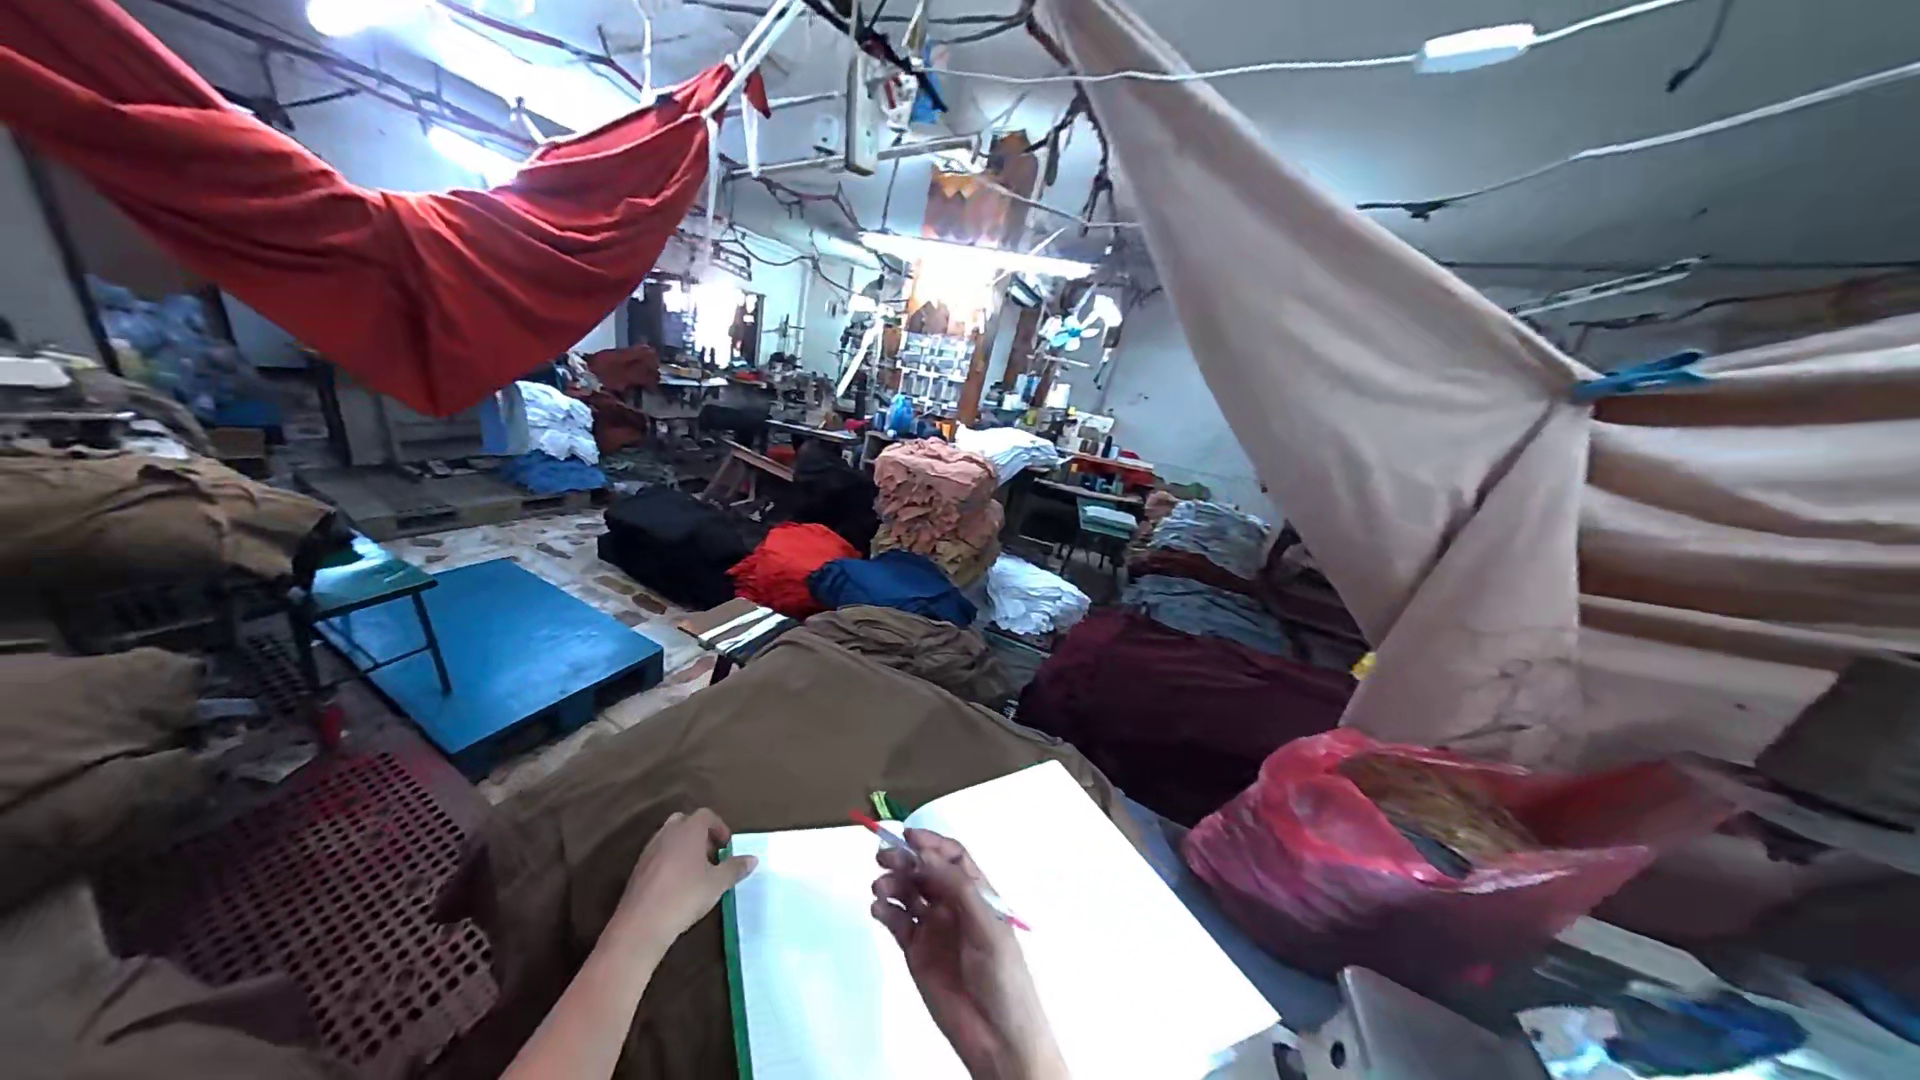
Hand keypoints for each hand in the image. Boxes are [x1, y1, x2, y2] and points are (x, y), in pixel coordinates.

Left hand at [609, 809, 756, 952]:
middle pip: (685, 822)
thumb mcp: (717, 884)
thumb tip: (752, 859)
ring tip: (695, 870)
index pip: (706, 815)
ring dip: (684, 847)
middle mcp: (667, 834)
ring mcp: (649, 851)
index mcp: (688, 831)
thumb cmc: (685, 896)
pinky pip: (658, 854)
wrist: (641, 926)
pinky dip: (669, 860)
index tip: (726, 846)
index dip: (719, 827)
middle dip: (700, 834)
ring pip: (669, 838)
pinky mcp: (637, 870)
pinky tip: (676, 884)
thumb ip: (735, 868)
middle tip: (711, 854)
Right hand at [870, 829, 1068, 1079]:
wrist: (996, 1037)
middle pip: (925, 871)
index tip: (908, 836)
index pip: (952, 857)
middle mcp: (953, 904)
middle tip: (883, 856)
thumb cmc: (1003, 976)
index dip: (931, 843)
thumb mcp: (987, 925)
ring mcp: (933, 927)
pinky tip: (878, 908)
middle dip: (905, 859)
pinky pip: (897, 922)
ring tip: (880, 886)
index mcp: (977, 893)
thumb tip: (926, 855)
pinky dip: (885, 911)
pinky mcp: (916, 951)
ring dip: (892, 883)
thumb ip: (957, 888)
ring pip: (908, 893)